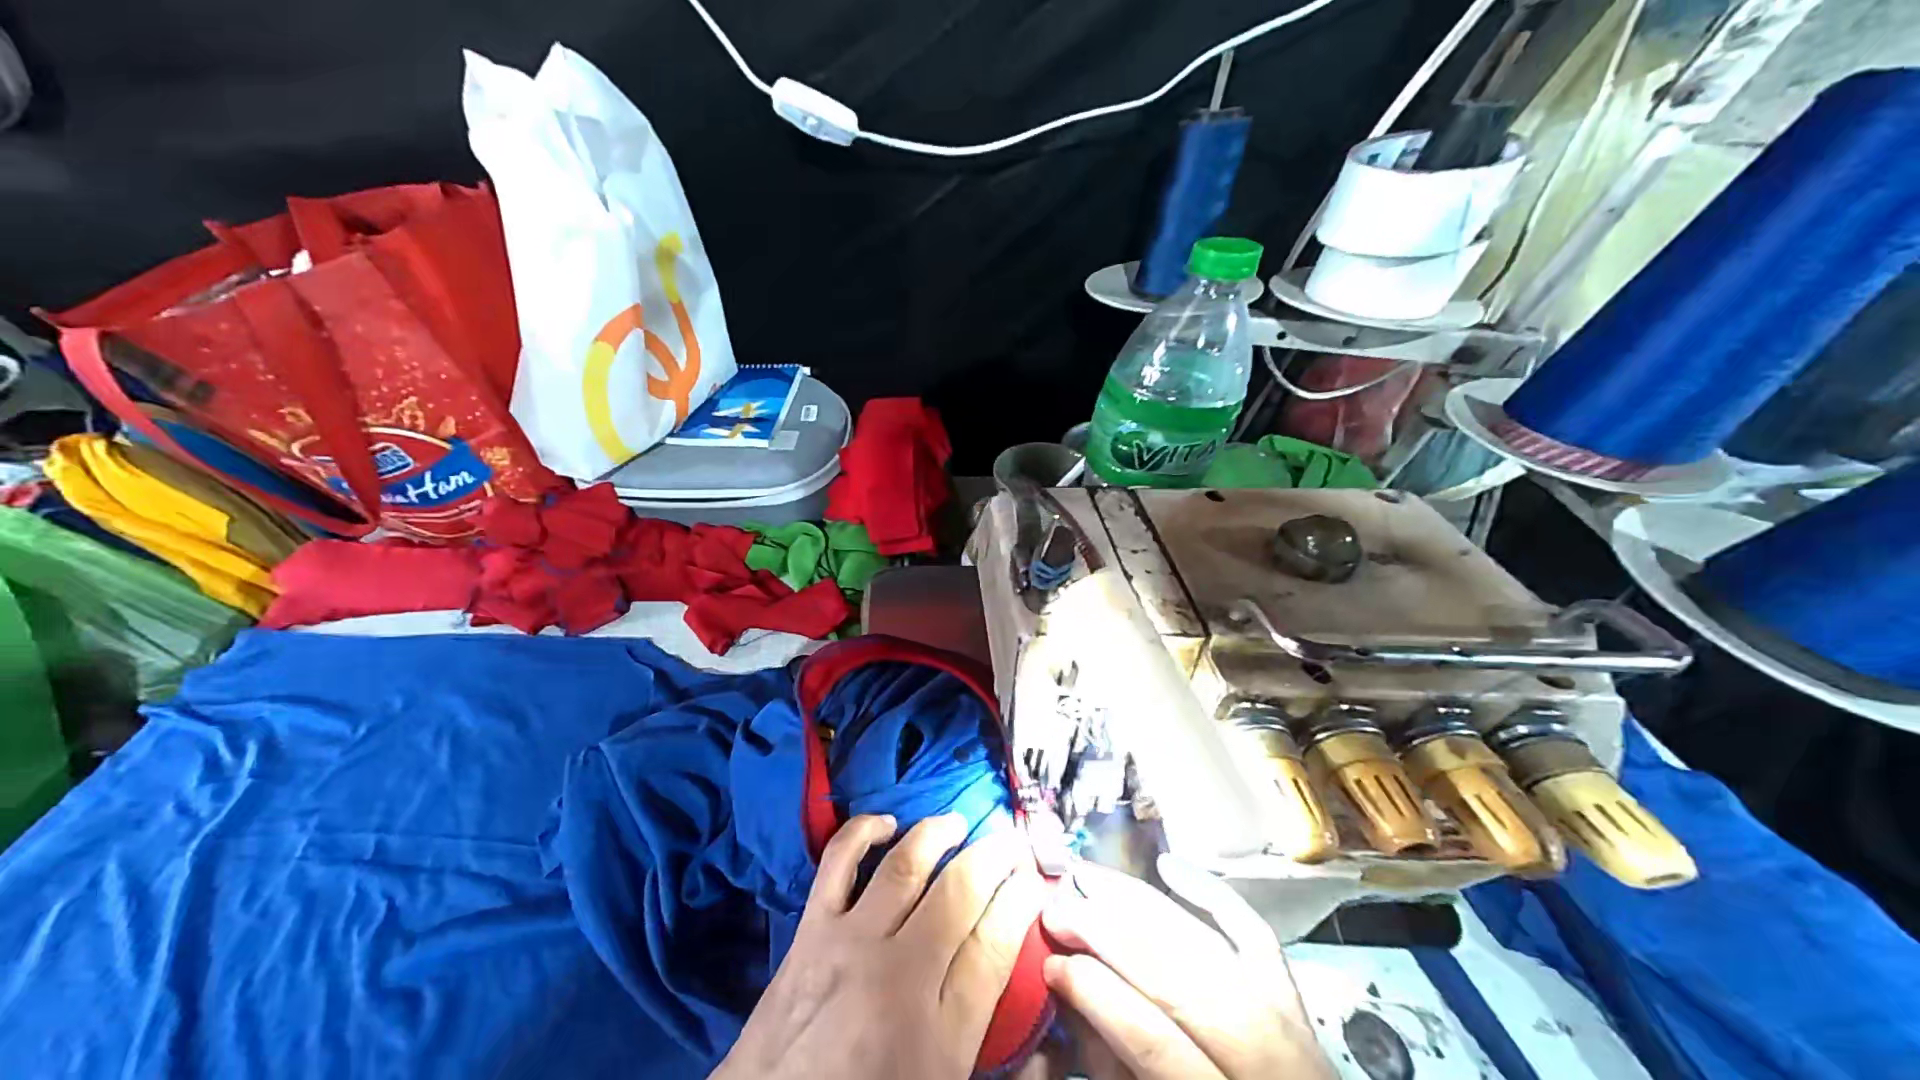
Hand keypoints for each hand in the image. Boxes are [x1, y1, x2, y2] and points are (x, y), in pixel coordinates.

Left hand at [711, 813, 1046, 1079]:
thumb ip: (1006, 1062)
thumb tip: (1049, 1027)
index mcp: (942, 1032)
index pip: (996, 943)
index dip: (1023, 901)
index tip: (1035, 882)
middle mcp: (901, 975)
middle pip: (960, 893)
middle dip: (996, 858)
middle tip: (1012, 843)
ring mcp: (851, 944)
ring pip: (906, 866)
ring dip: (939, 833)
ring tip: (960, 824)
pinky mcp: (811, 930)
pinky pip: (838, 863)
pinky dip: (862, 832)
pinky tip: (887, 822)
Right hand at [1042, 856, 1334, 1079]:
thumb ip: (1115, 1065)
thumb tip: (1071, 992)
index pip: (1155, 1041)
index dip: (1097, 994)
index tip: (1052, 962)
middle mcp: (1271, 1070)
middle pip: (1184, 982)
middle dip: (1113, 936)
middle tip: (1061, 907)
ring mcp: (1295, 1032)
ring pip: (1213, 950)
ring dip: (1145, 906)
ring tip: (1092, 878)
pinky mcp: (1299, 1005)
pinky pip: (1257, 939)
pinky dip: (1214, 896)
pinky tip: (1169, 866)